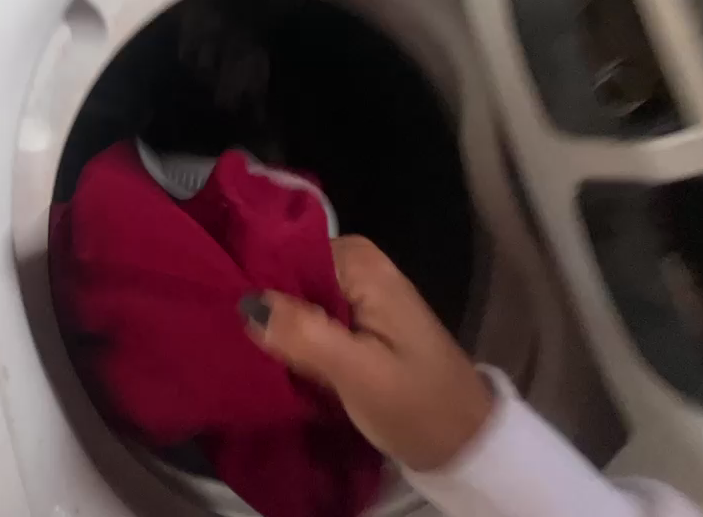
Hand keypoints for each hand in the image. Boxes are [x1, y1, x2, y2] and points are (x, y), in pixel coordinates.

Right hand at [241, 235, 495, 471]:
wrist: (472, 452)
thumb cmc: (420, 407)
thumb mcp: (359, 374)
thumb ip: (304, 334)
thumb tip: (245, 302)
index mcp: (360, 262)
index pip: (286, 249)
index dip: (257, 275)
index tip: (231, 304)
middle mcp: (358, 265)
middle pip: (288, 270)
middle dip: (265, 300)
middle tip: (241, 331)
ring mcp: (358, 292)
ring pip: (295, 294)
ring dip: (276, 320)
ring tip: (253, 344)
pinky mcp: (356, 319)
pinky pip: (308, 312)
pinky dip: (293, 332)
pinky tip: (277, 352)